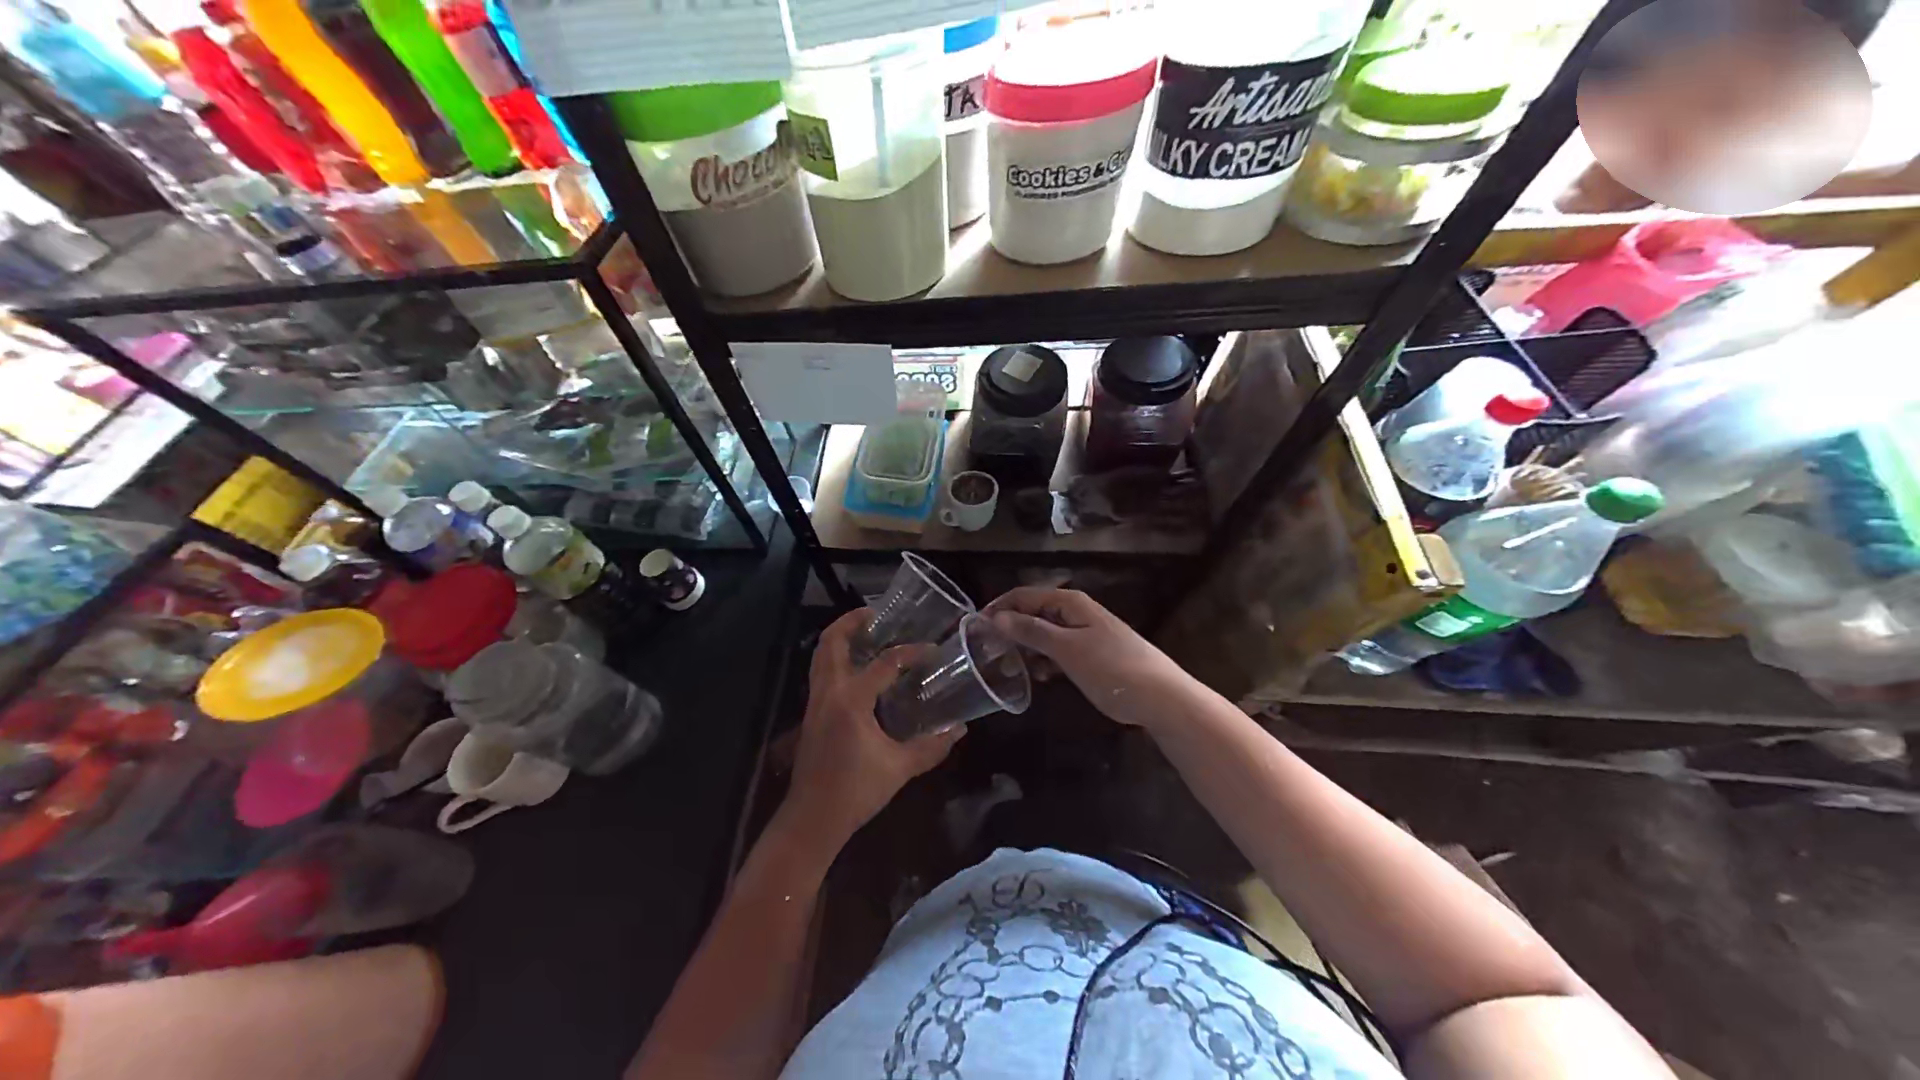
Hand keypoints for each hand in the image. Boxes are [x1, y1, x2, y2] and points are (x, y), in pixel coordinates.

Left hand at [782, 608, 963, 851]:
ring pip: (821, 655)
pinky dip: (837, 658)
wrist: (812, 819)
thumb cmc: (855, 791)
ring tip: (869, 633)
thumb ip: (932, 746)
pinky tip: (860, 669)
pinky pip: (821, 672)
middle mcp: (828, 692)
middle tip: (878, 614)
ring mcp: (815, 702)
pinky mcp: (812, 713)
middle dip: (852, 622)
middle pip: (832, 642)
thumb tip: (959, 729)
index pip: (884, 663)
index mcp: (850, 700)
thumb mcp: (900, 768)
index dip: (911, 652)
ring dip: (841, 638)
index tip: (933, 650)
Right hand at [985, 587, 1197, 731]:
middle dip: (1009, 630)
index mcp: (1070, 603)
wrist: (1160, 697)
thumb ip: (1031, 631)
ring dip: (1025, 648)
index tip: (974, 627)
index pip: (1024, 595)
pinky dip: (1044, 661)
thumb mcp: (1067, 649)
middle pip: (1033, 613)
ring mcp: (1085, 634)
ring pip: (1044, 634)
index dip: (998, 608)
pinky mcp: (1091, 655)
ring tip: (1007, 667)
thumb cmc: (1111, 668)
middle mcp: (1076, 612)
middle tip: (987, 651)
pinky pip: (1058, 651)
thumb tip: (998, 617)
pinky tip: (1036, 677)